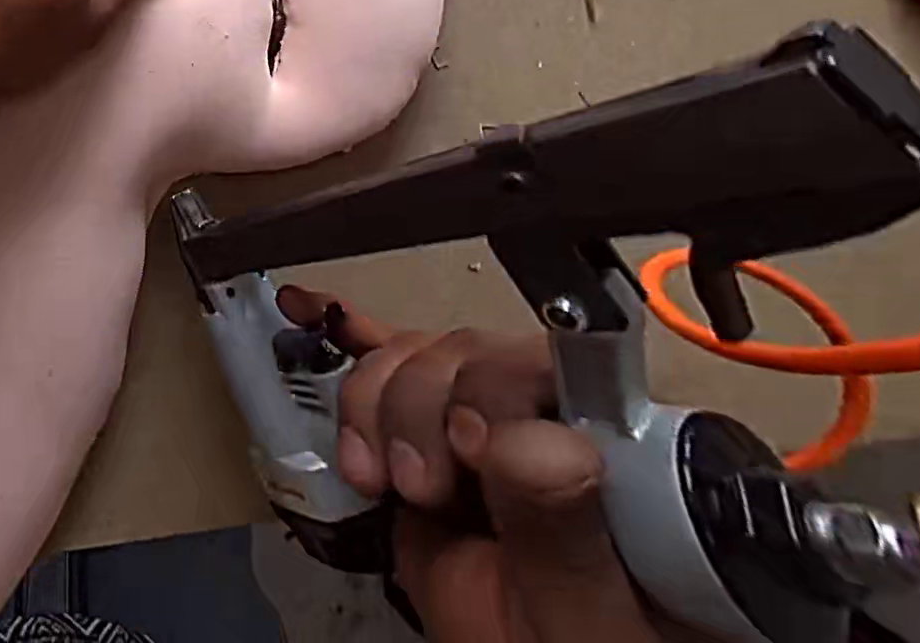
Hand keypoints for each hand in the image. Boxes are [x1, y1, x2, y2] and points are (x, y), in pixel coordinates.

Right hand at [277, 287, 709, 642]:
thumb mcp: (584, 620)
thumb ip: (564, 535)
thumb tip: (532, 439)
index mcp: (615, 447)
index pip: (553, 366)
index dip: (493, 392)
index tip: (463, 455)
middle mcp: (544, 409)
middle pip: (465, 353)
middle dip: (416, 410)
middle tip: (412, 486)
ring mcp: (474, 407)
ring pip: (410, 353)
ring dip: (371, 401)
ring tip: (371, 472)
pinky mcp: (419, 414)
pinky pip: (379, 349)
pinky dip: (343, 328)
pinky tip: (304, 307)